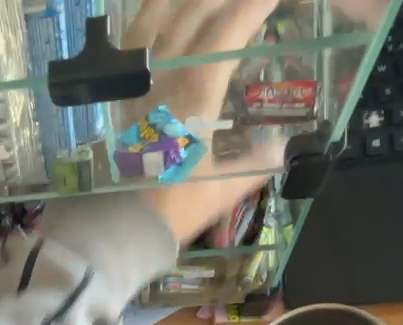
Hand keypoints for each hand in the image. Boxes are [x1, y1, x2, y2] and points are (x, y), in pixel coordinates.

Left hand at [120, 0, 289, 244]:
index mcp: (196, 91)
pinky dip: (148, 14)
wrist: (121, 224)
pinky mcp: (118, 92)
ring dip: (188, 1)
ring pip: (160, 14)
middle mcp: (164, 74)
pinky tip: (160, 6)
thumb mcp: (222, 188)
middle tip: (245, 0)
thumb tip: (283, 147)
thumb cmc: (172, 207)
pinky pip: (131, 39)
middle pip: (196, 10)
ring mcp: (137, 79)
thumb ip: (255, 163)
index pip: (229, 28)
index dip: (255, 5)